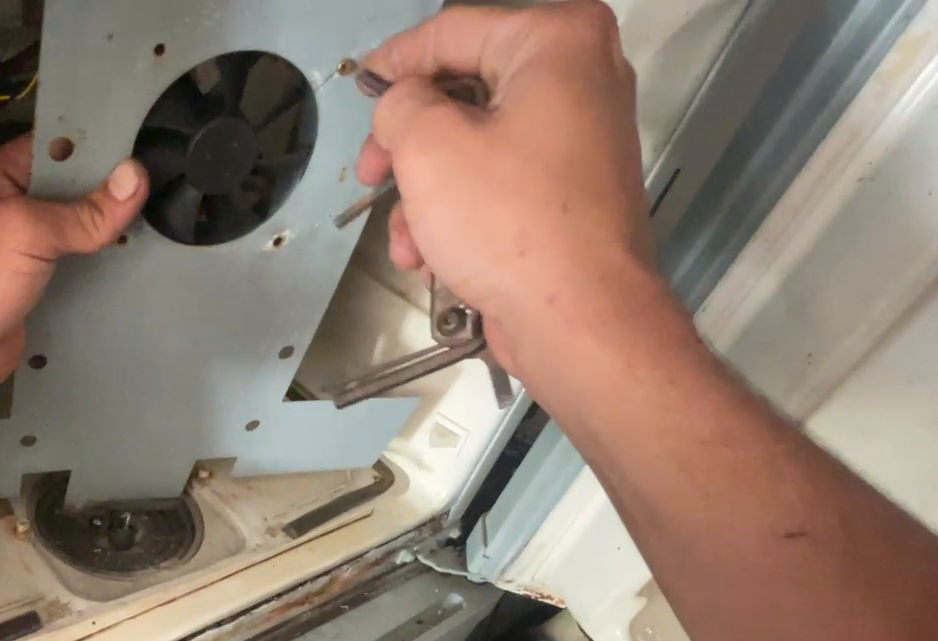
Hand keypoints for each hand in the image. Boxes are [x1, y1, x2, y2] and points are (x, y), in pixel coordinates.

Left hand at [0, 136, 147, 410]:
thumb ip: (81, 211)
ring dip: (115, 237)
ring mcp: (30, 258)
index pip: (61, 146)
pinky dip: (105, 277)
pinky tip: (141, 274)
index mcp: (4, 178)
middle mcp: (19, 212)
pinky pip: (80, 280)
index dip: (102, 143)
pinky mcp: (41, 298)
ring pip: (82, 238)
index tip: (151, 145)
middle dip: (116, 193)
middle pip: (77, 193)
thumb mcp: (24, 231)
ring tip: (168, 228)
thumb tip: (137, 176)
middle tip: (171, 190)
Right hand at [356, 2, 656, 372]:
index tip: (360, 85)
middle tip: (369, 176)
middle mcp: (577, 79)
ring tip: (405, 243)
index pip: (454, 30)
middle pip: (462, 94)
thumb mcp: (429, 147)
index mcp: (555, 42)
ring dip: (423, 196)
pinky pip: (496, 185)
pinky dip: (456, 216)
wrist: (575, 313)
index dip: (396, 58)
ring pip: (472, 149)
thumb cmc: (504, 220)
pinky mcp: (565, 195)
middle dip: (406, 144)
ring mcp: (576, 141)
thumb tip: (401, 105)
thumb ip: (400, 105)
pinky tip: (432, 258)